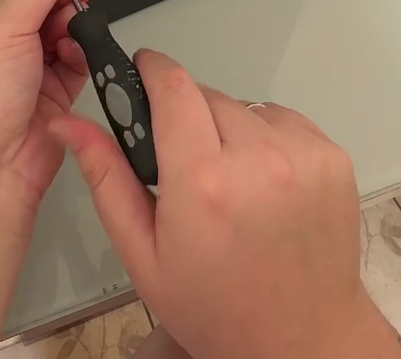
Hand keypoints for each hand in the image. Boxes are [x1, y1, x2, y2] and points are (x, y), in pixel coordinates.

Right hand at [50, 50, 400, 358]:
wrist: (303, 341)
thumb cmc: (214, 304)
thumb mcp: (143, 252)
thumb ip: (106, 177)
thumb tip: (68, 121)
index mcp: (202, 181)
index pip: (173, 85)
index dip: (153, 69)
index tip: (142, 71)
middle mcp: (257, 157)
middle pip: (206, 95)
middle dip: (188, 114)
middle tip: (186, 159)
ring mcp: (302, 154)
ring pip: (244, 106)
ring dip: (229, 127)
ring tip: (231, 178)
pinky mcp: (331, 156)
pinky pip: (282, 119)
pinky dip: (267, 138)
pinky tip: (265, 181)